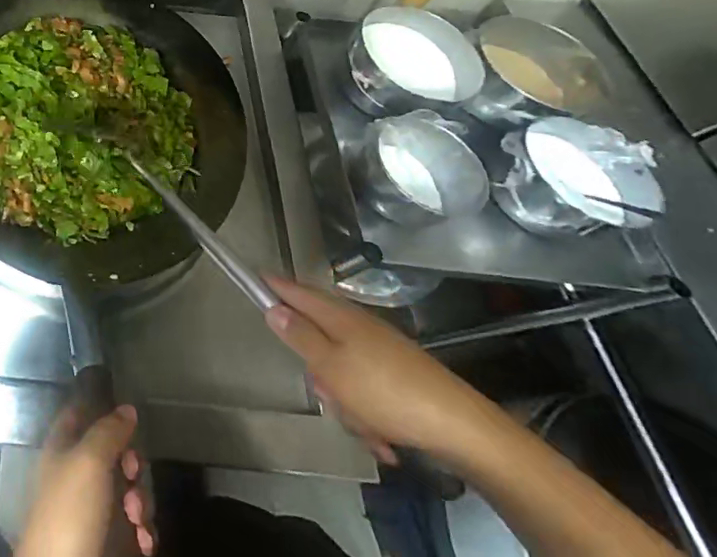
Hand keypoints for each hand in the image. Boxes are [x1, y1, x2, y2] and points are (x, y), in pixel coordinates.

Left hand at [15, 400, 153, 556]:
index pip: (78, 414)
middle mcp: (76, 474)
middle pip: (112, 455)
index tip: (127, 416)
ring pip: (127, 491)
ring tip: (137, 518)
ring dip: (141, 502)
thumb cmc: (70, 510)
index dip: (101, 409)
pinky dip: (143, 530)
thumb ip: (108, 431)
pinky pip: (134, 526)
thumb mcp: (89, 460)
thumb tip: (127, 408)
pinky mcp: (107, 540)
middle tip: (134, 474)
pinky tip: (144, 540)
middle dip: (132, 464)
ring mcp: (91, 509)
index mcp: (62, 448)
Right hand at [263, 274, 505, 466]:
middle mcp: (360, 327)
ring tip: (365, 426)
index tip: (255, 277)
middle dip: (319, 372)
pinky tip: (383, 438)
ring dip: (348, 403)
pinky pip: (368, 392)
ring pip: (343, 372)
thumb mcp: (331, 368)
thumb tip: (273, 306)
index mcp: (340, 318)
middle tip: (329, 394)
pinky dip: (370, 415)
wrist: (460, 428)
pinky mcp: (400, 376)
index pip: (298, 292)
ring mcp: (382, 351)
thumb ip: (300, 336)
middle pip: (319, 339)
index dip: (276, 286)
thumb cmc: (385, 393)